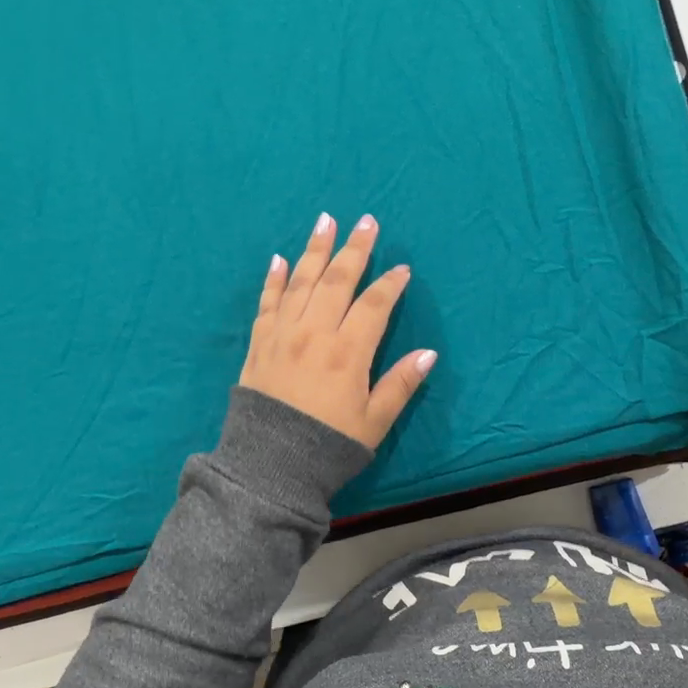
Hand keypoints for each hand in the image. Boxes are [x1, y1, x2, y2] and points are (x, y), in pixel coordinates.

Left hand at [239, 213, 435, 447]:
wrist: (269, 466)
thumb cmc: (328, 447)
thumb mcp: (374, 422)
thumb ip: (400, 384)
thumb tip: (429, 353)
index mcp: (347, 353)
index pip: (374, 306)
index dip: (390, 285)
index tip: (402, 269)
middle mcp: (314, 333)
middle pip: (337, 281)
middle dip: (355, 250)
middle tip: (366, 221)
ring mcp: (282, 335)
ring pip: (302, 282)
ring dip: (315, 249)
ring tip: (325, 221)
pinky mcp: (259, 343)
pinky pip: (267, 302)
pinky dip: (275, 279)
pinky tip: (280, 260)